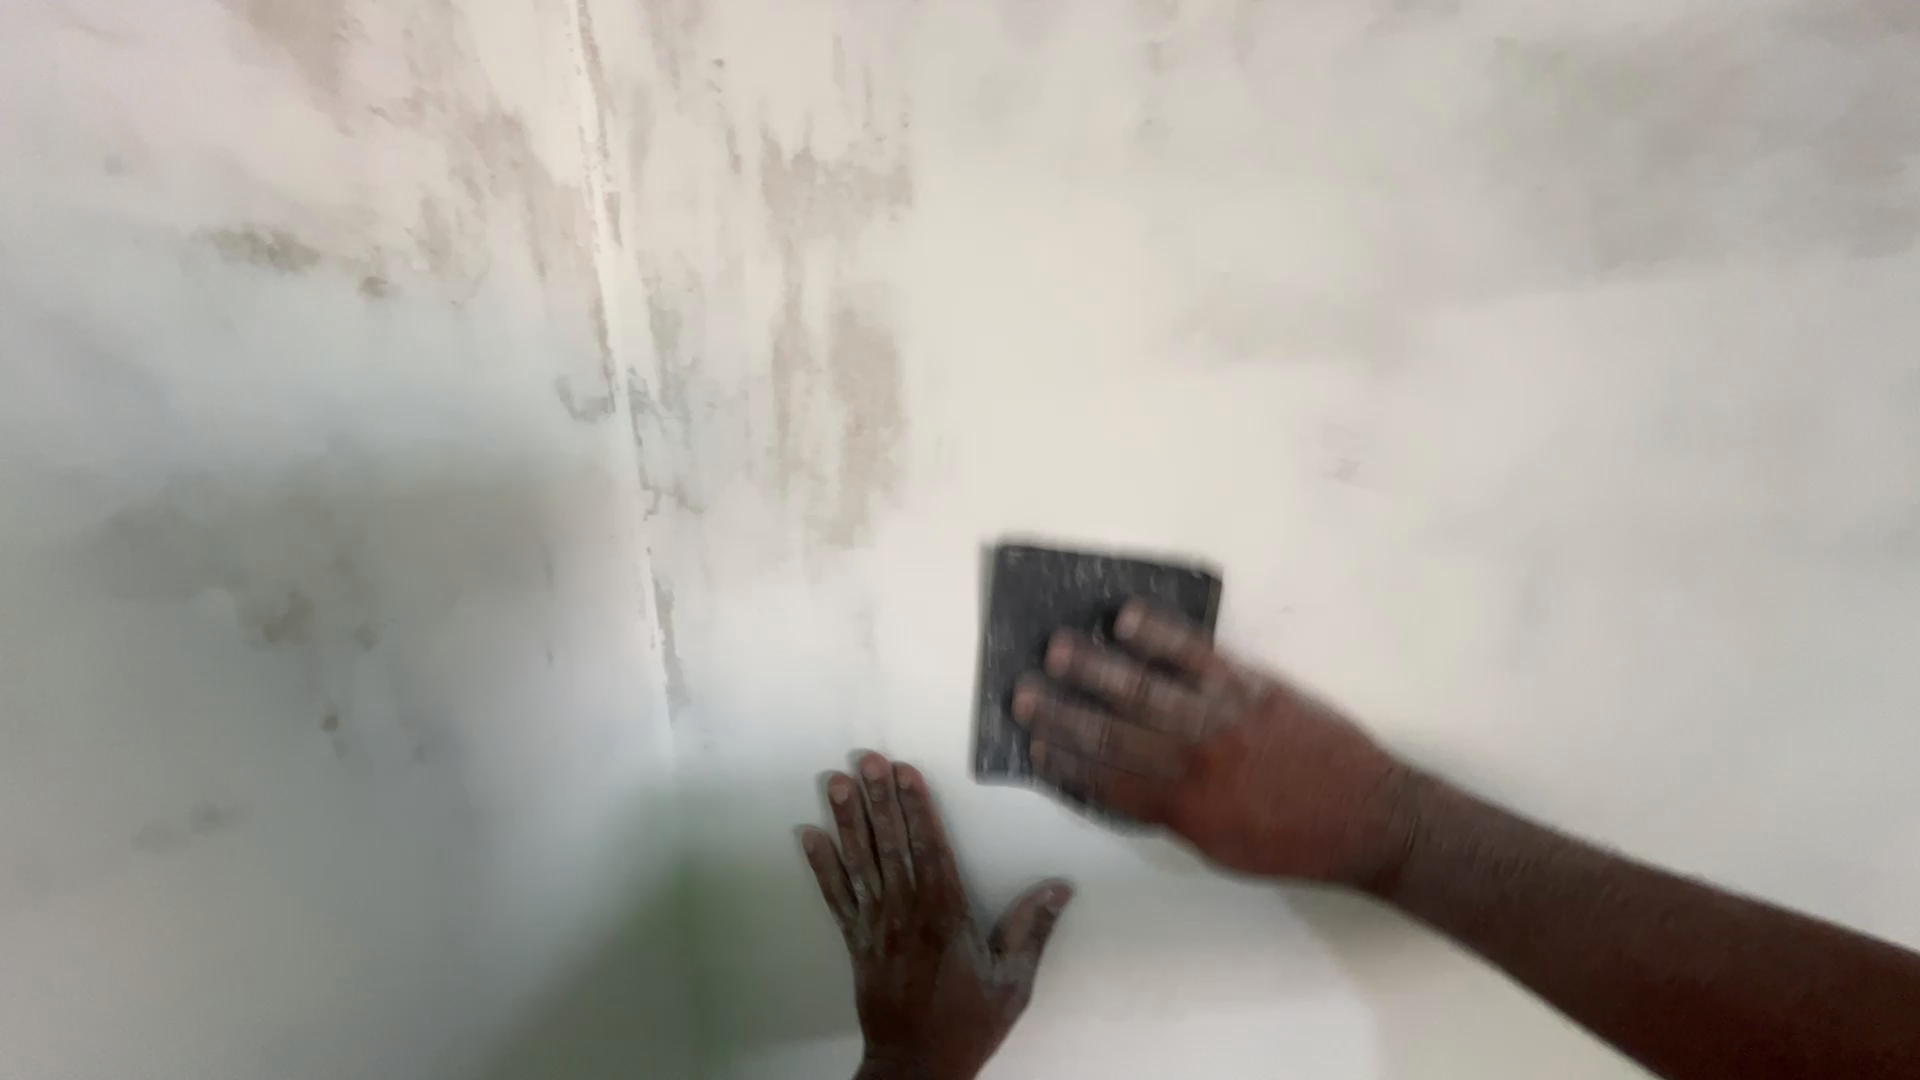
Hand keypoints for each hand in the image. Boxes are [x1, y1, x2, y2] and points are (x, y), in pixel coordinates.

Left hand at [800, 752, 1074, 1079]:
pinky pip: (835, 897)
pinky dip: (821, 866)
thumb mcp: (1013, 981)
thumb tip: (1061, 886)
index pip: (930, 846)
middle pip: (892, 843)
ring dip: (848, 820)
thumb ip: (1033, 928)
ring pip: (861, 862)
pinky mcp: (854, 940)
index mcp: (945, 912)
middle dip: (880, 799)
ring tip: (837, 782)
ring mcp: (875, 924)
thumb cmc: (968, 1020)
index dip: (917, 806)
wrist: (916, 1067)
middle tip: (867, 760)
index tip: (905, 771)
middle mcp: (906, 909)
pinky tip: (808, 835)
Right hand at [1012, 602, 1417, 889]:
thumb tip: (1119, 784)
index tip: (1034, 747)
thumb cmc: (1295, 839)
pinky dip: (1160, 636)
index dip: (1065, 765)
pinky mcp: (1251, 686)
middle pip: (1112, 736)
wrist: (1374, 819)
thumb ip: (1169, 813)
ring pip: (1144, 691)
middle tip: (1022, 695)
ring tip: (1057, 650)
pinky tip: (1128, 619)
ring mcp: (1220, 720)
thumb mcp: (1223, 848)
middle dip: (1062, 716)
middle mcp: (1193, 764)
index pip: (1107, 785)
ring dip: (1095, 670)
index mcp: (1185, 810)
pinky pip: (1197, 656)